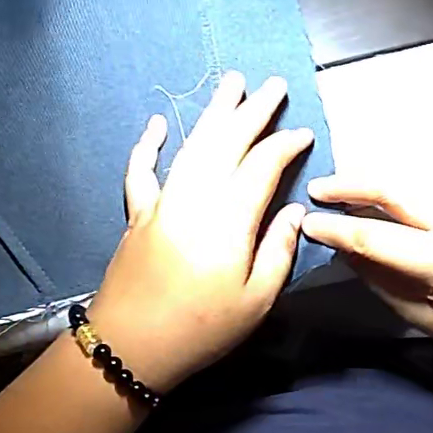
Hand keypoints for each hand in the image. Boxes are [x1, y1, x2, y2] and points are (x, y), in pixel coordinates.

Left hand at [85, 72, 312, 392]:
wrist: (130, 347)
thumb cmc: (201, 329)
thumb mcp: (256, 300)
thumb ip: (278, 251)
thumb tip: (295, 212)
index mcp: (229, 220)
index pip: (262, 167)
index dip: (284, 146)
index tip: (302, 133)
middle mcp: (195, 199)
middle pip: (226, 143)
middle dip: (253, 112)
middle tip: (273, 85)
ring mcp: (162, 202)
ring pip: (191, 146)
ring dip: (213, 114)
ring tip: (231, 85)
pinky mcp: (138, 213)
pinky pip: (141, 171)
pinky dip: (147, 145)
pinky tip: (155, 123)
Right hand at [299, 174, 432, 376]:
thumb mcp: (418, 315)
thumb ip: (375, 274)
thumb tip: (339, 240)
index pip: (375, 235)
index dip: (336, 226)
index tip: (308, 221)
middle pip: (393, 186)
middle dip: (350, 184)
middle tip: (318, 188)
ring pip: (411, 169)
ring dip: (374, 173)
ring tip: (345, 184)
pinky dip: (404, 171)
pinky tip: (385, 180)